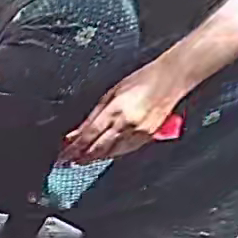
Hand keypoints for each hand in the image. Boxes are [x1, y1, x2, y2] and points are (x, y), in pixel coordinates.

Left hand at [61, 59, 191, 164]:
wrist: (174, 76)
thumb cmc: (143, 79)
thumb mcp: (111, 94)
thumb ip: (92, 117)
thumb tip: (74, 135)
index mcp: (115, 111)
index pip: (87, 137)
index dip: (73, 149)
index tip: (62, 156)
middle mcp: (126, 124)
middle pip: (97, 149)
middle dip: (81, 157)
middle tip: (69, 161)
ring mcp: (138, 132)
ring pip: (110, 153)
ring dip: (94, 158)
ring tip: (82, 160)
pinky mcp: (147, 136)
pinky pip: (124, 151)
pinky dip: (110, 154)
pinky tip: (102, 154)